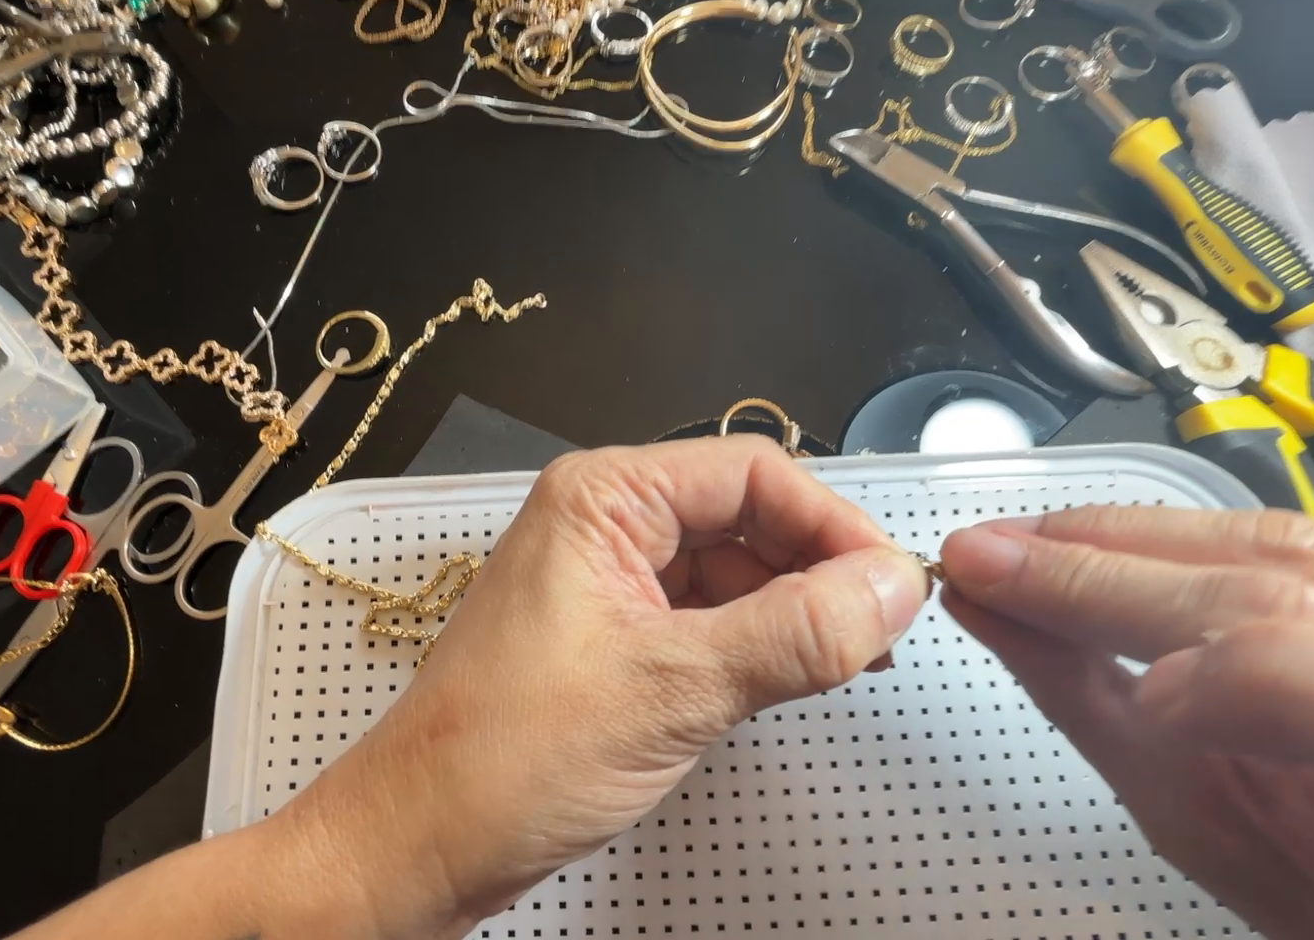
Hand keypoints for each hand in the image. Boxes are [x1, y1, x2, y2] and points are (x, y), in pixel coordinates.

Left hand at [306, 437, 934, 936]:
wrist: (422, 840)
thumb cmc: (505, 756)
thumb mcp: (671, 689)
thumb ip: (794, 633)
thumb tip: (891, 586)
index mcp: (604, 497)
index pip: (748, 474)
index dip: (829, 521)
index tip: (891, 580)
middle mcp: (608, 520)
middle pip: (744, 514)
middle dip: (816, 564)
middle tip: (880, 627)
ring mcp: (613, 575)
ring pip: (733, 564)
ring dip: (794, 604)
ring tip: (849, 654)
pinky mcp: (619, 627)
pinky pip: (710, 610)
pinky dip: (760, 635)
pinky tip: (796, 668)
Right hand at [940, 507, 1313, 939]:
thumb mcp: (1234, 849)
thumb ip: (1102, 717)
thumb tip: (994, 618)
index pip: (1311, 672)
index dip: (1145, 647)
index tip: (1020, 624)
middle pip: (1278, 574)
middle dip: (1096, 559)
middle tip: (975, 555)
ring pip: (1279, 534)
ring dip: (1120, 533)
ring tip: (1018, 544)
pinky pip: (1290, 537)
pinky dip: (1173, 539)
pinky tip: (1100, 544)